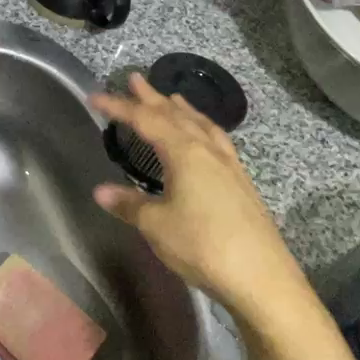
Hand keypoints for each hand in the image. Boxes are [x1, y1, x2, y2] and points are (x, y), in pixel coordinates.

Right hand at [90, 74, 310, 322]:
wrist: (264, 281)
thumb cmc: (204, 247)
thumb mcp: (156, 226)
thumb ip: (129, 205)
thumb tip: (101, 191)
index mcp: (184, 153)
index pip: (145, 120)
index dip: (119, 107)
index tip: (94, 96)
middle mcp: (208, 151)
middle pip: (176, 115)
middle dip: (152, 97)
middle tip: (135, 79)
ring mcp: (229, 167)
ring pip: (202, 126)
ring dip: (182, 109)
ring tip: (172, 98)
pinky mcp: (242, 185)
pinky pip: (217, 141)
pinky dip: (203, 128)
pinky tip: (204, 138)